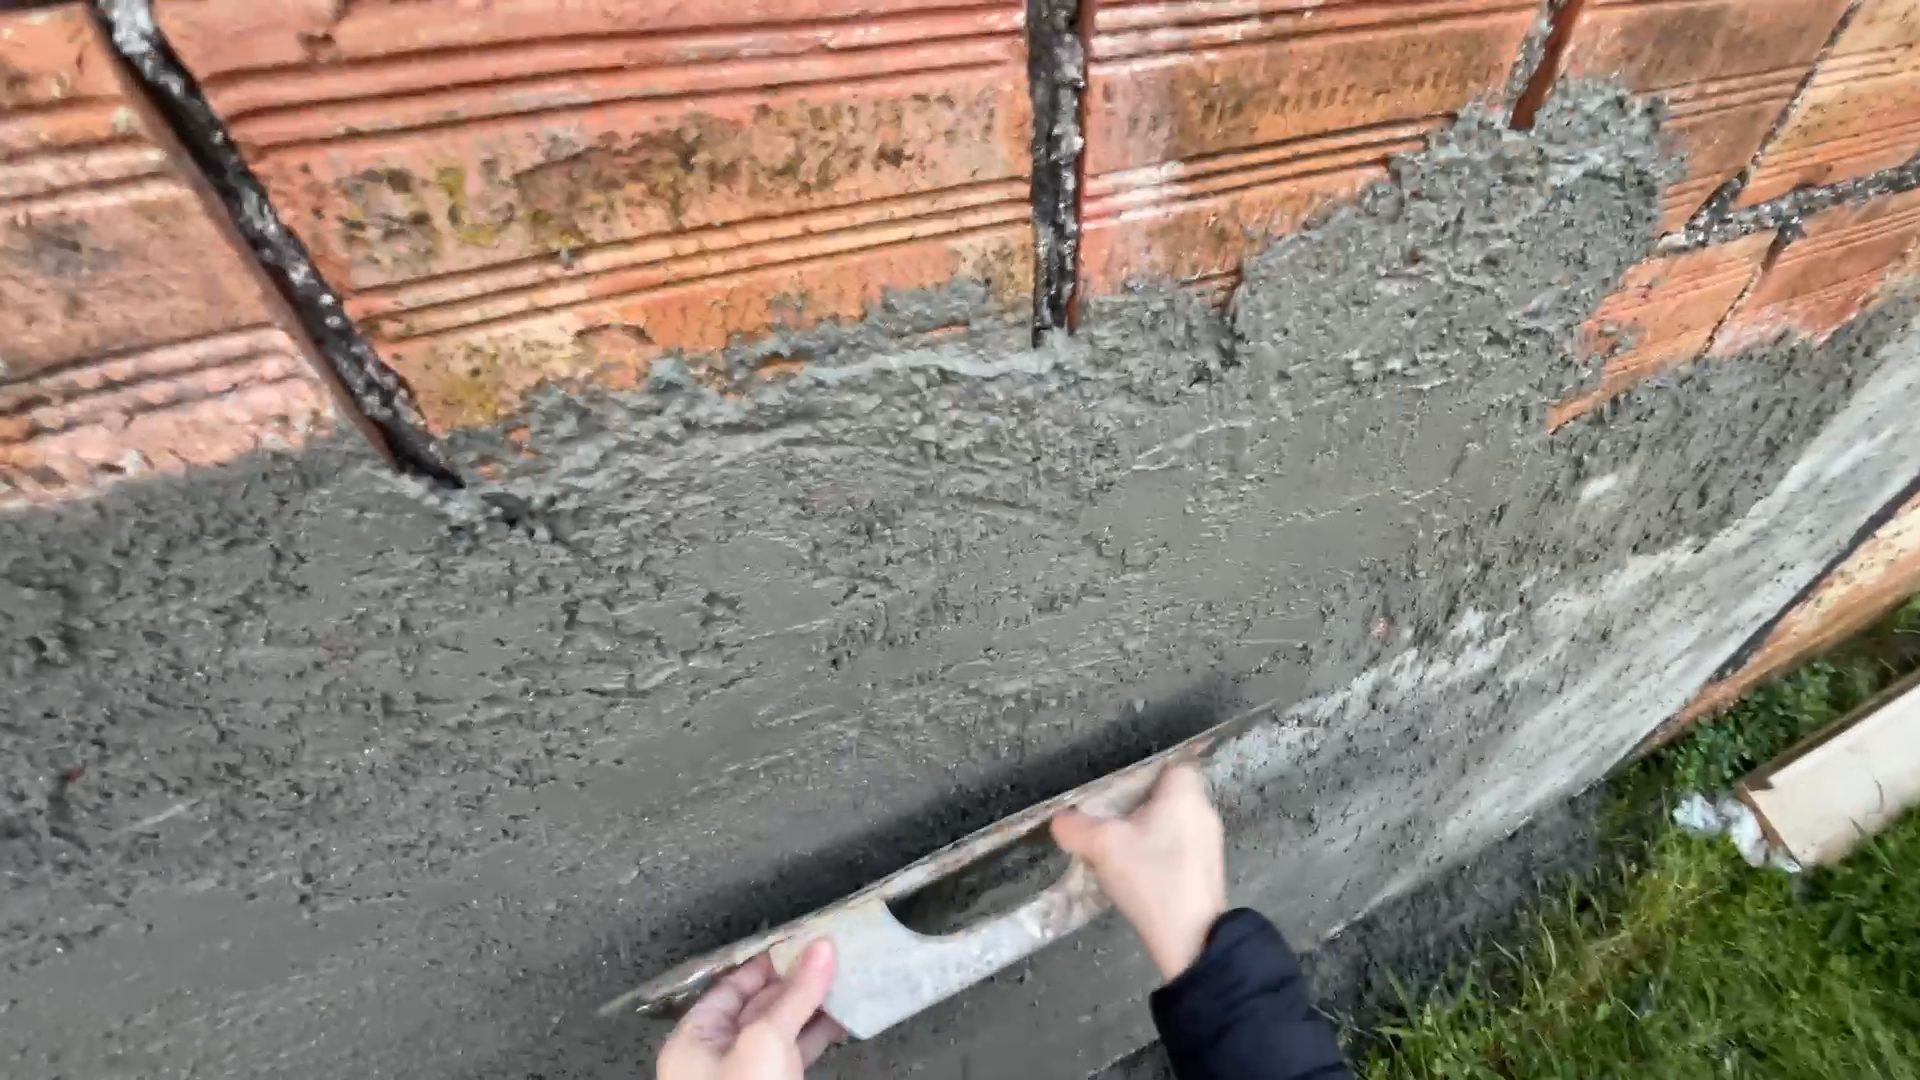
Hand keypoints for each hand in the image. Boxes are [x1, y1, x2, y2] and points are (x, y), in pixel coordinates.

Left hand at [656, 941, 844, 1079]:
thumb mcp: (768, 1039)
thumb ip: (797, 991)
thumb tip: (823, 945)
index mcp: (695, 1040)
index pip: (732, 986)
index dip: (768, 962)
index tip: (805, 942)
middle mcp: (716, 1057)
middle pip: (759, 1005)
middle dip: (797, 982)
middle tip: (835, 956)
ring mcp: (746, 1079)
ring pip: (781, 1029)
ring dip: (813, 1006)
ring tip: (847, 980)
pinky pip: (795, 1053)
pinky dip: (818, 1035)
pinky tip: (844, 1018)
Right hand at [1050, 764, 1226, 980]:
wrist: (1192, 942)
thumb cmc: (1153, 879)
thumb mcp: (1103, 845)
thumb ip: (1075, 827)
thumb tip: (1058, 820)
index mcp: (1185, 795)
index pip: (1171, 763)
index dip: (1144, 769)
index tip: (1118, 784)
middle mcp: (1203, 813)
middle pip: (1167, 793)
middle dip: (1138, 802)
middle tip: (1109, 813)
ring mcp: (1208, 845)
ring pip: (1172, 822)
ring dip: (1146, 830)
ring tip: (1117, 843)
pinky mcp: (1205, 872)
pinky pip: (1178, 847)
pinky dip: (1157, 852)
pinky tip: (1135, 869)